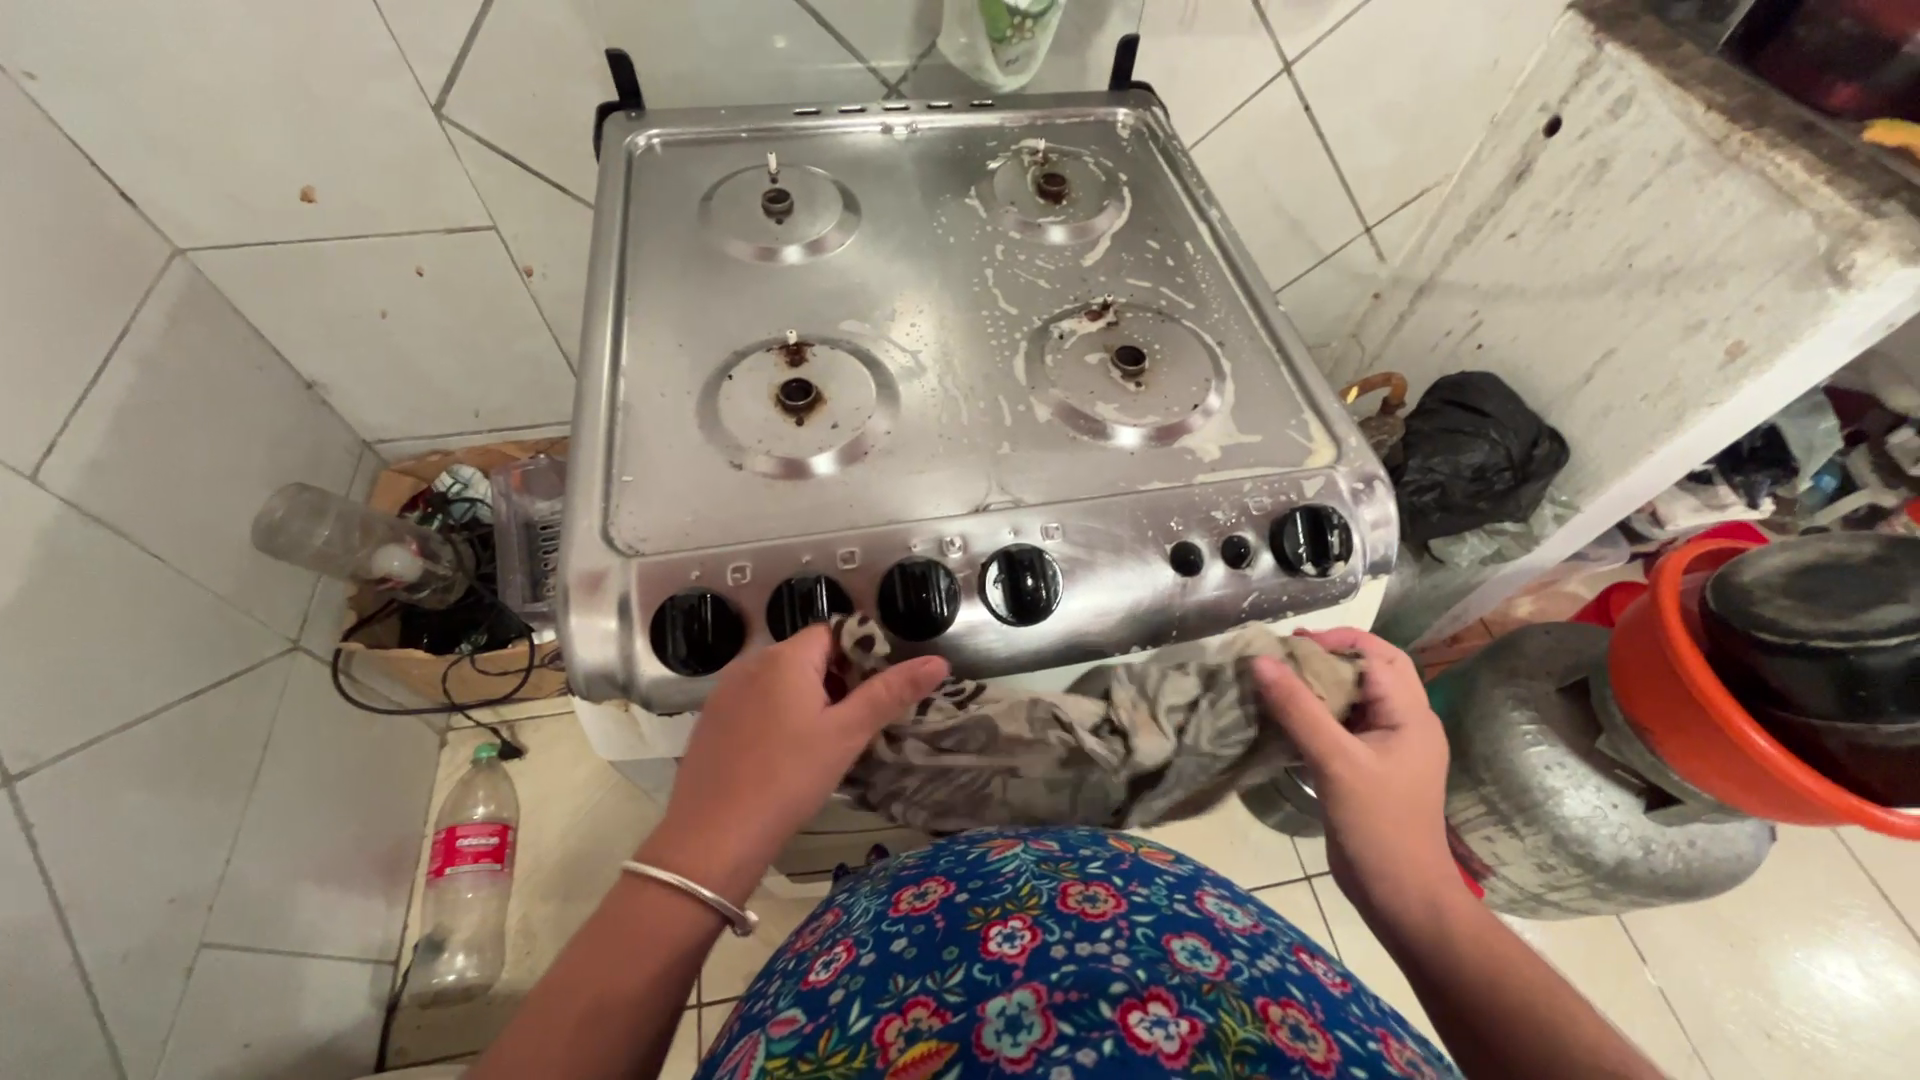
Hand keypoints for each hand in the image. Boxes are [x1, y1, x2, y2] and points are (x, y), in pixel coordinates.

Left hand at [638, 625, 948, 902]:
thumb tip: (938, 661)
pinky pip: (756, 704)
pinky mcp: (711, 722)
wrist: (712, 838)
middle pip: (807, 656)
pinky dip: (778, 717)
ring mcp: (725, 693)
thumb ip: (891, 693)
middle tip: (856, 724)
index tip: (878, 692)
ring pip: (780, 682)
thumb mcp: (847, 734)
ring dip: (808, 700)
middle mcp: (750, 664)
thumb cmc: (788, 778)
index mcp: (785, 658)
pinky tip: (786, 757)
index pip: (834, 633)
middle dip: (837, 681)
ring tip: (825, 743)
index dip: (861, 656)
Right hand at [1250, 628, 1458, 926]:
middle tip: (1282, 657)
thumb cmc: (1377, 825)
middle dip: (1327, 656)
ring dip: (1318, 685)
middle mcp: (1405, 723)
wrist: (1400, 895)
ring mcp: (1388, 747)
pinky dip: (1315, 713)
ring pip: (1354, 697)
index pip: (1378, 655)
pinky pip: (1342, 725)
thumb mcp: (1335, 762)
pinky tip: (1283, 717)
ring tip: (1276, 680)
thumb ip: (1298, 709)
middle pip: (1369, 670)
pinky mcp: (1368, 767)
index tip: (1290, 643)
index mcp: (1411, 715)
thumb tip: (1261, 660)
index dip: (1336, 640)